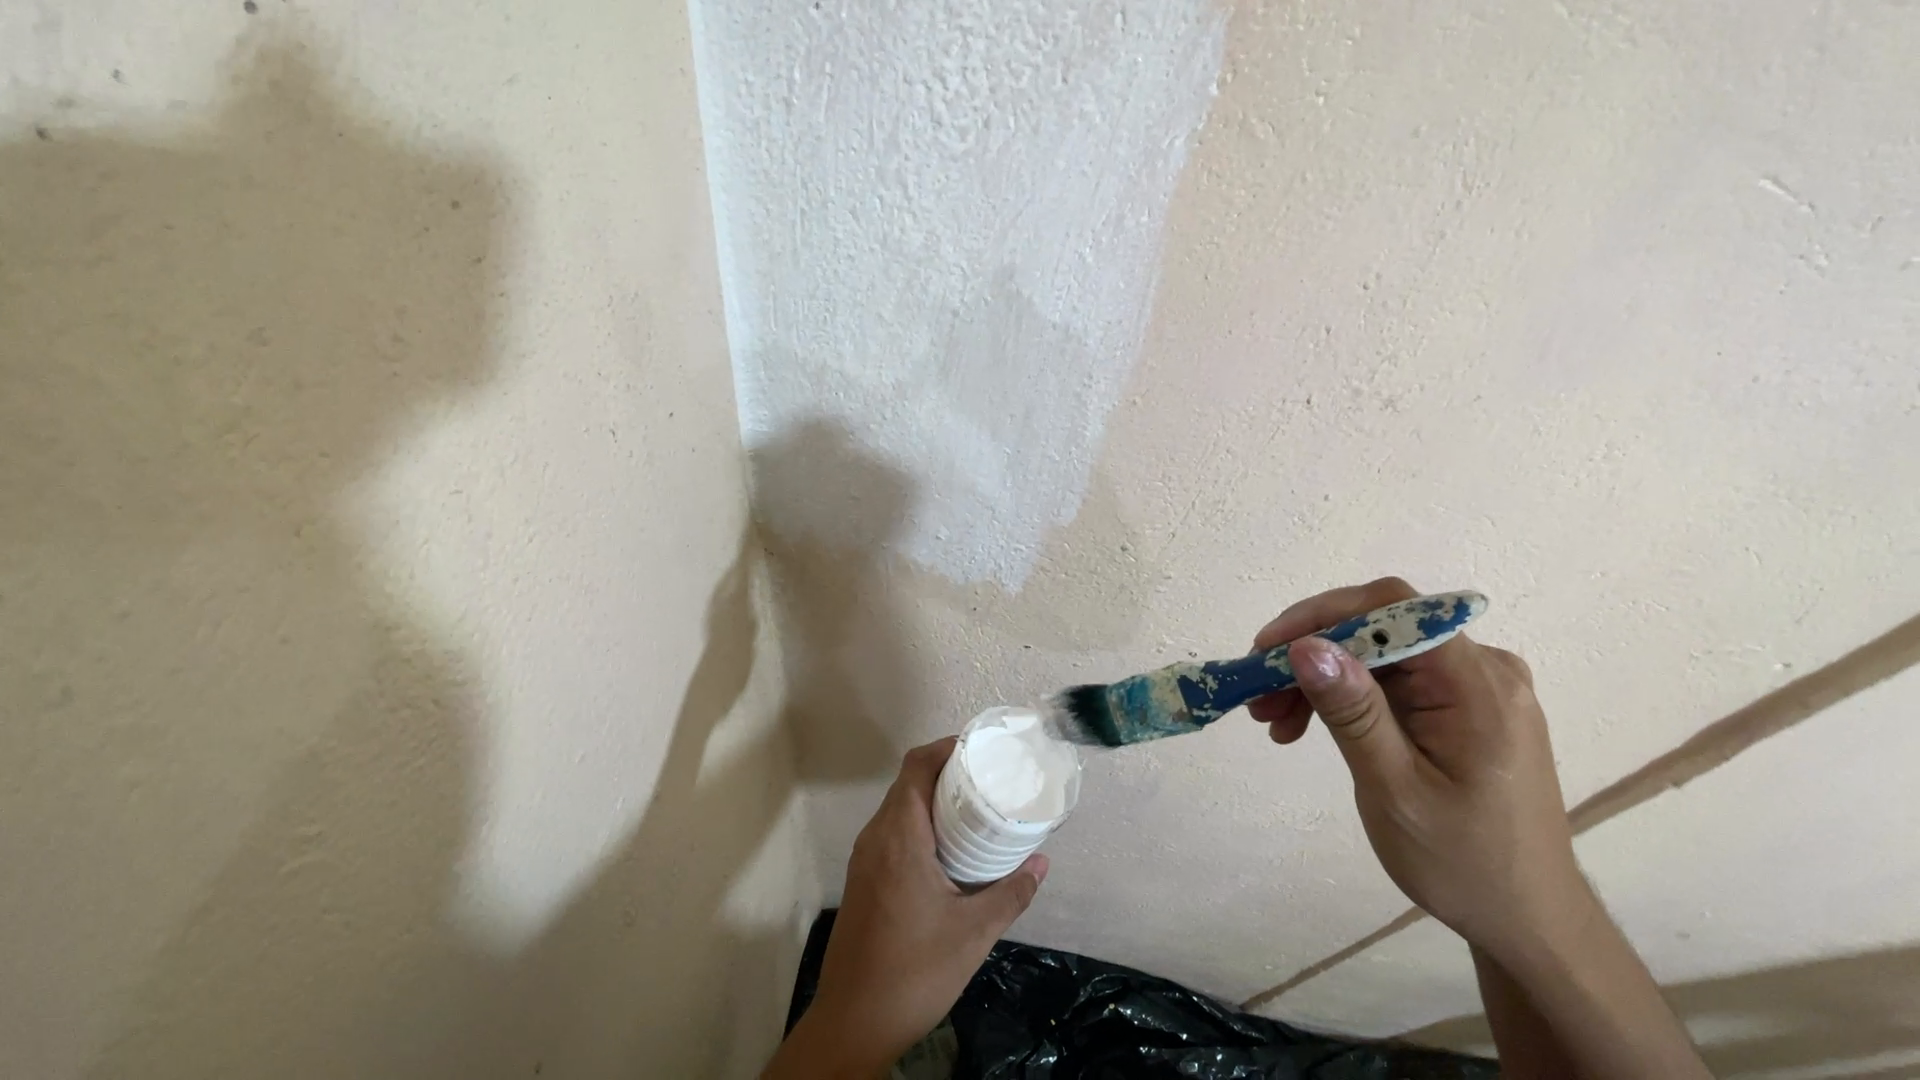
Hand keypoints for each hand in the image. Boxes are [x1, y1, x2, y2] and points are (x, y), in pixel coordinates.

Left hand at [764, 738, 1047, 1078]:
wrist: (853, 1022)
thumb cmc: (915, 971)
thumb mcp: (975, 932)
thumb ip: (1012, 893)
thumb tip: (1041, 862)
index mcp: (900, 837)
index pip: (916, 765)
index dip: (947, 748)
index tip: (982, 751)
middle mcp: (876, 837)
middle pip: (908, 783)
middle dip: (948, 774)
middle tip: (990, 780)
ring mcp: (864, 859)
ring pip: (899, 809)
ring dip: (934, 802)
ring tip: (976, 810)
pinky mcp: (863, 880)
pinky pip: (893, 833)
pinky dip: (921, 826)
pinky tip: (950, 850)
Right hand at [1249, 577, 1589, 952]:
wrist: (1526, 918)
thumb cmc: (1462, 862)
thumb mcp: (1394, 788)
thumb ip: (1353, 712)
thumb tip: (1306, 646)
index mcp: (1478, 684)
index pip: (1391, 607)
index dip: (1320, 615)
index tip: (1265, 651)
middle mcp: (1483, 670)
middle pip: (1380, 629)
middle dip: (1311, 656)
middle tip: (1257, 699)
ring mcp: (1475, 688)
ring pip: (1379, 656)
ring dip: (1321, 681)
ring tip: (1276, 724)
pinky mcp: (1463, 708)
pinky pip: (1394, 682)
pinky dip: (1347, 699)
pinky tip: (1310, 728)